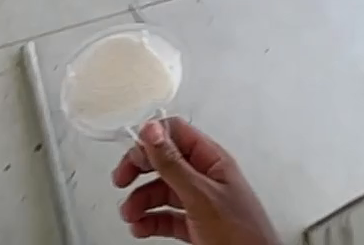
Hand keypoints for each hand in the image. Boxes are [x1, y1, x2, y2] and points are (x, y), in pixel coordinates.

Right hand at [110, 117, 280, 244]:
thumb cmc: (243, 237)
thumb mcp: (201, 196)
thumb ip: (173, 164)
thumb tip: (151, 130)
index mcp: (211, 160)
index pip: (175, 133)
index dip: (151, 139)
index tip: (132, 153)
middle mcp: (205, 177)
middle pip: (165, 161)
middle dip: (140, 171)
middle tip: (121, 179)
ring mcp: (202, 202)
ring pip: (163, 191)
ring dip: (142, 200)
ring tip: (129, 214)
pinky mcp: (198, 226)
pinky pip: (169, 216)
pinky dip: (151, 221)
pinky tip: (141, 227)